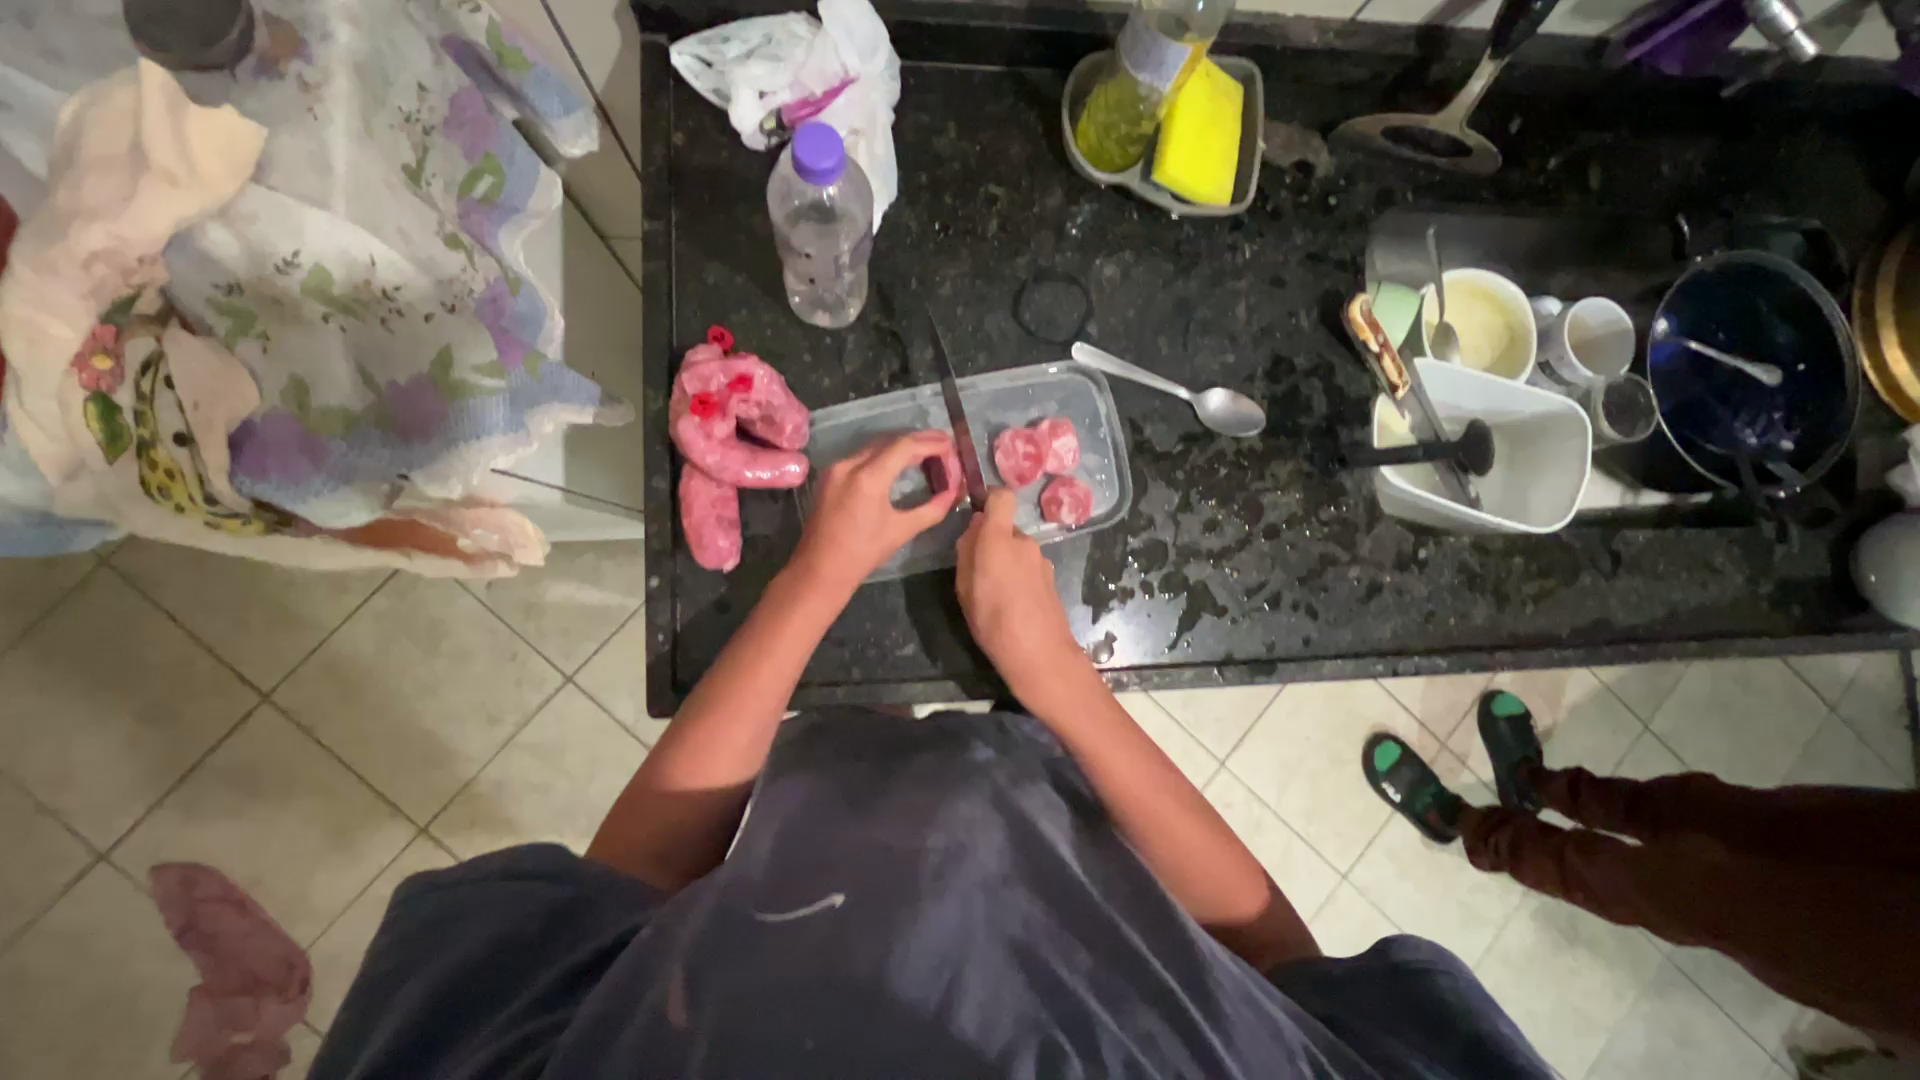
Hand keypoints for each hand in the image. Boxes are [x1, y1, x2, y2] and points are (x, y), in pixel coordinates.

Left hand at [790, 430, 959, 589]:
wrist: (820, 569)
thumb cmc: (862, 554)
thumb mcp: (901, 531)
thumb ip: (931, 509)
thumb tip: (953, 493)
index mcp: (868, 478)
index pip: (904, 446)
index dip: (930, 442)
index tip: (950, 446)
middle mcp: (849, 464)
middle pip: (889, 440)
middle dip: (918, 441)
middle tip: (944, 446)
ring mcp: (836, 468)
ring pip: (874, 445)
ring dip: (900, 446)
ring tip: (926, 452)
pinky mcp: (830, 475)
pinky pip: (861, 455)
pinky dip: (883, 455)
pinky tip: (898, 463)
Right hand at [955, 488, 1089, 699]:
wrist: (1040, 653)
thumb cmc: (993, 621)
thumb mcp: (964, 589)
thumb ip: (967, 553)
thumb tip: (974, 529)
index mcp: (999, 539)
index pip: (1001, 497)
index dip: (989, 500)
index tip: (976, 515)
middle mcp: (1024, 542)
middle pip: (1006, 528)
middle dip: (992, 541)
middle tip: (977, 569)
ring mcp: (1041, 560)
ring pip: (1017, 549)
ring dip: (1005, 561)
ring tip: (994, 592)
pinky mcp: (1051, 578)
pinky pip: (1028, 566)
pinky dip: (1018, 576)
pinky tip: (1013, 603)